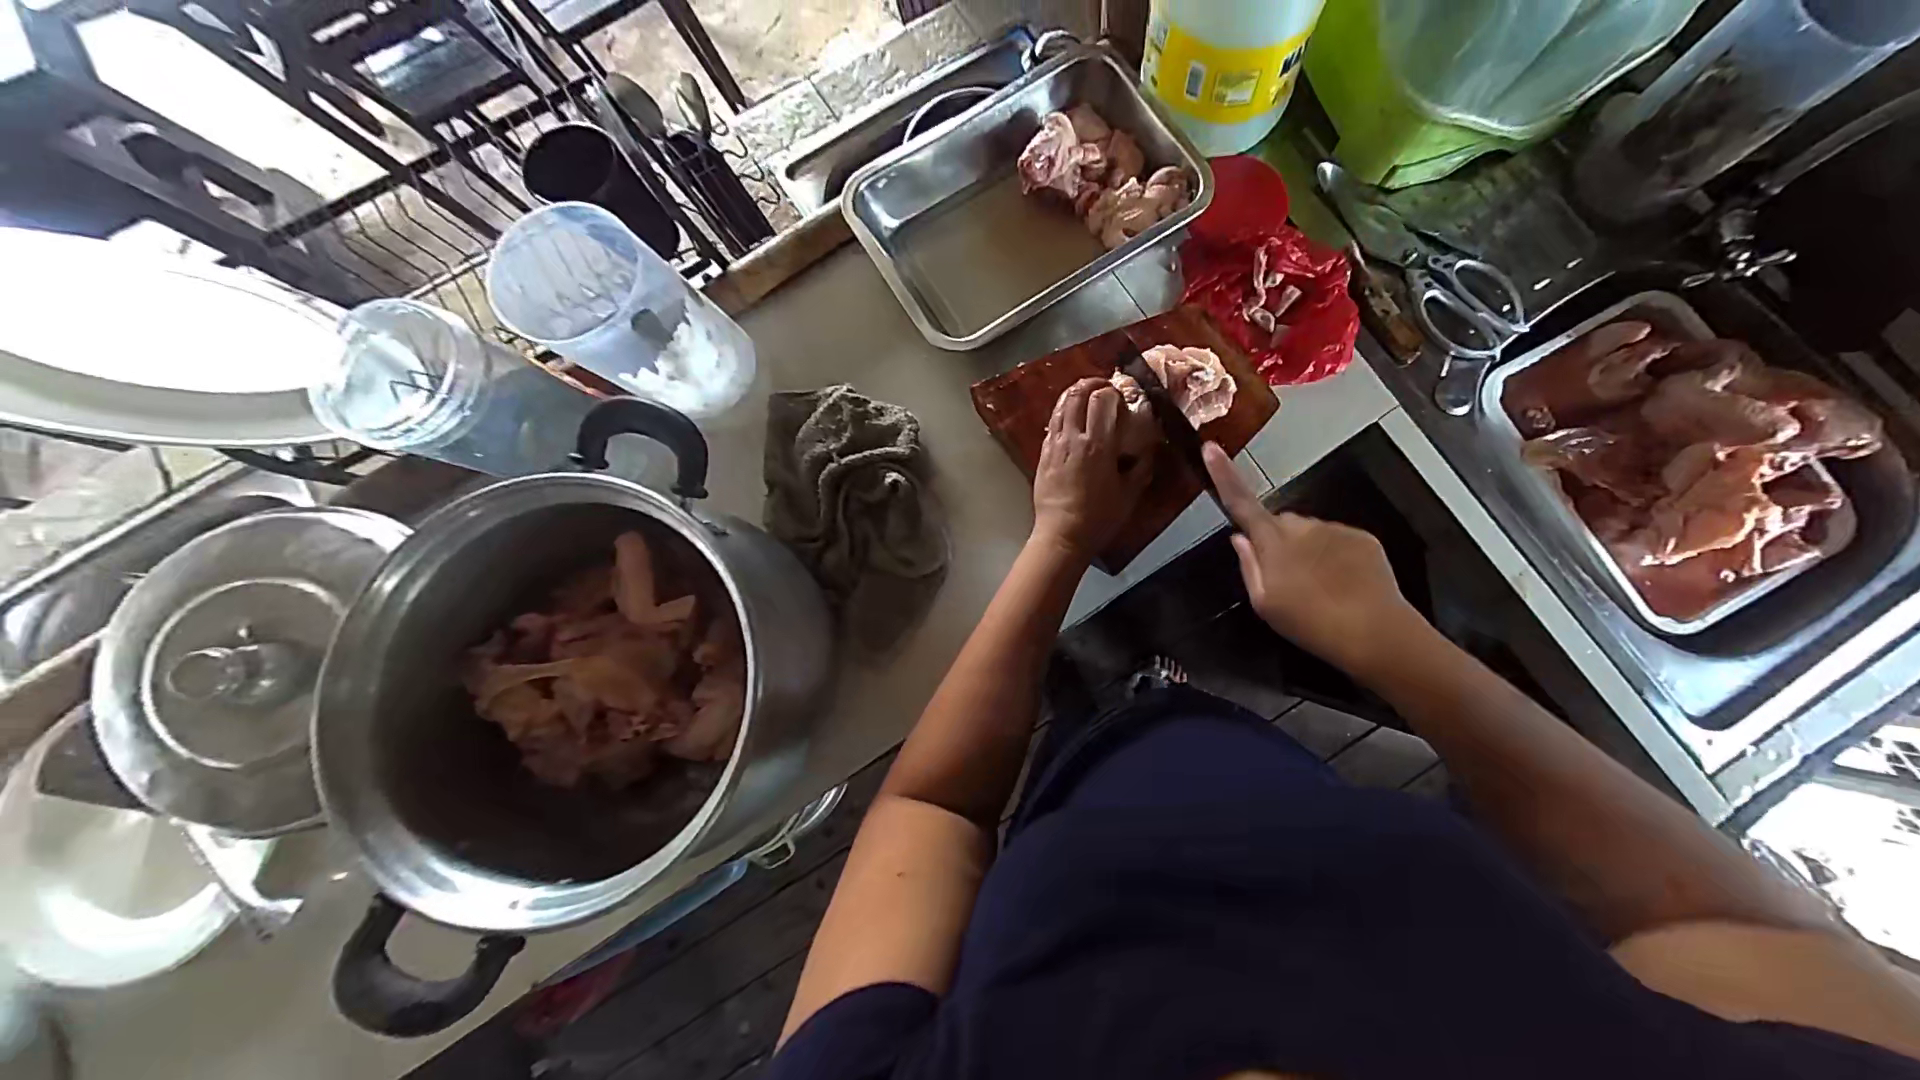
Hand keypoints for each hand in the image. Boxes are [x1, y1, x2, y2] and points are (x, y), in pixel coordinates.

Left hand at [1031, 378, 1154, 562]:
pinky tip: (1072, 421)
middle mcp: (1073, 439)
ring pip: (1061, 405)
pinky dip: (1063, 413)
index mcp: (1097, 445)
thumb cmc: (1098, 518)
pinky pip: (1052, 424)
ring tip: (1087, 396)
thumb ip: (1142, 466)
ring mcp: (1054, 445)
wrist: (1062, 535)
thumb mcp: (1130, 493)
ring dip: (1074, 394)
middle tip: (1104, 387)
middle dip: (1092, 384)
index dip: (1113, 390)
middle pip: (1077, 394)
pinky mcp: (1042, 455)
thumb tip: (1150, 447)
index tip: (1122, 396)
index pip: (1102, 399)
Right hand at [1203, 442, 1425, 677]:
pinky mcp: (1362, 537)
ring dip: (1305, 550)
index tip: (1211, 448)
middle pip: (1278, 522)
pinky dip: (1331, 555)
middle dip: (1276, 540)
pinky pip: (1335, 538)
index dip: (1223, 475)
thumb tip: (1239, 538)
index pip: (1241, 503)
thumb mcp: (1264, 604)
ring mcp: (1334, 529)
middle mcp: (1302, 527)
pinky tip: (1340, 582)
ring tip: (1316, 587)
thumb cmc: (1310, 624)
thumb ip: (1248, 566)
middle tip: (1284, 579)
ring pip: (1307, 531)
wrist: (1376, 634)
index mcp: (1273, 543)